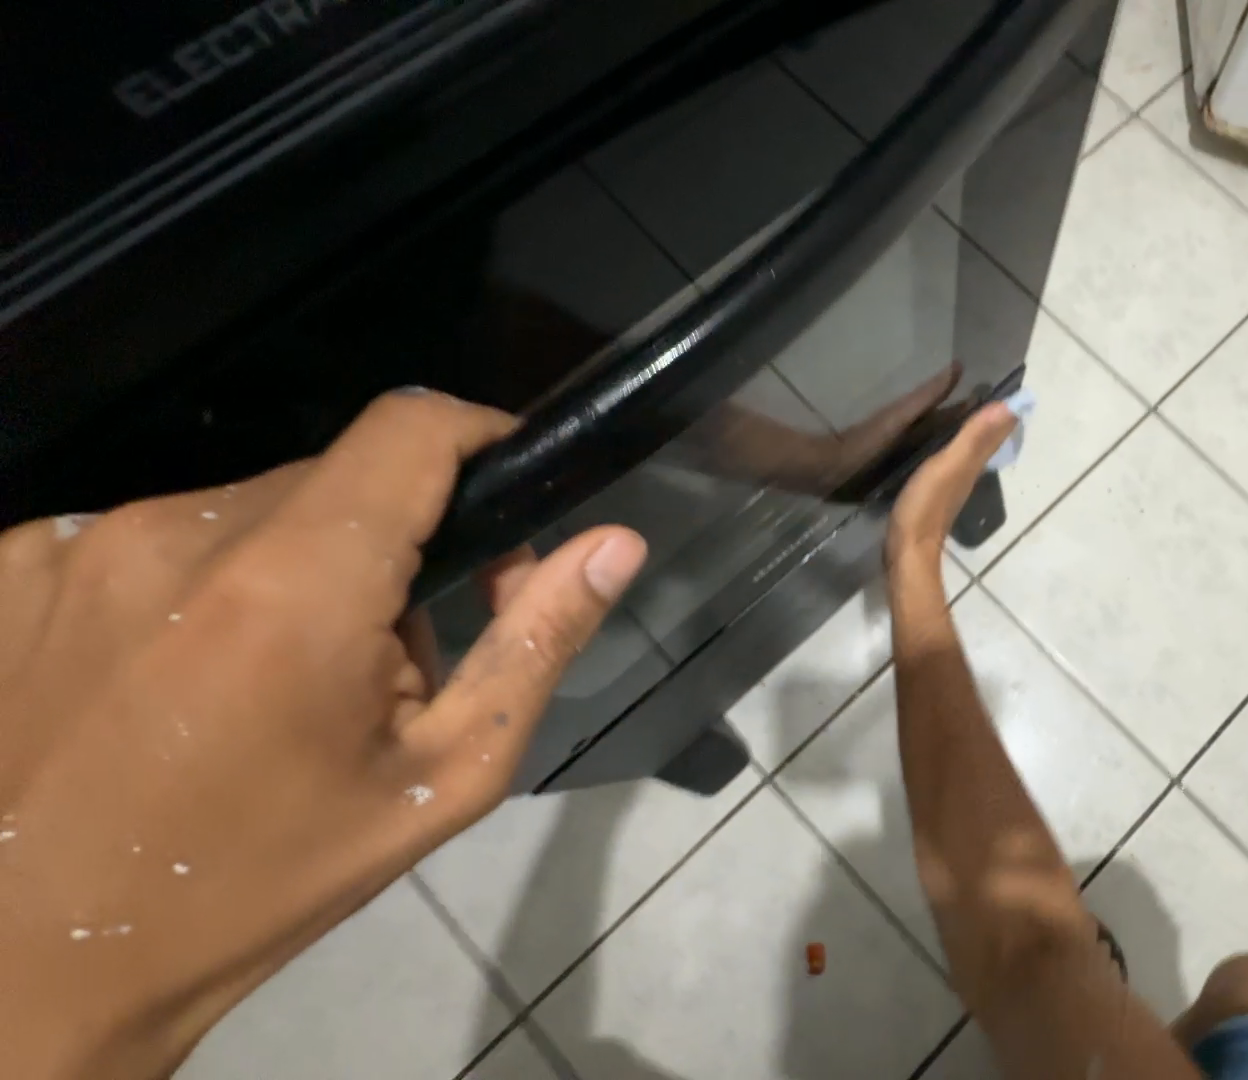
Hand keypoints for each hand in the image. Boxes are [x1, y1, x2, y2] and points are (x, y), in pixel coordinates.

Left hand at [0, 390, 646, 1078]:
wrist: (33, 969)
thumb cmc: (275, 874)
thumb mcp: (451, 772)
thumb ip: (540, 640)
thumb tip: (617, 544)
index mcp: (294, 587)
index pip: (411, 430)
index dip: (481, 435)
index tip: (511, 488)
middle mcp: (175, 537)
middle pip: (348, 475)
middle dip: (414, 530)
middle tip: (422, 640)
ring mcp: (72, 548)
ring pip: (265, 503)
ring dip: (321, 559)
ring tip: (309, 670)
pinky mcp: (14, 567)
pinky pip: (176, 533)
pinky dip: (226, 576)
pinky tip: (207, 669)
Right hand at [885, 402, 1016, 570]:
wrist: (907, 549)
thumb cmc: (926, 506)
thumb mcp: (948, 466)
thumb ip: (974, 438)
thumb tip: (1008, 407)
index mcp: (973, 464)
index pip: (997, 433)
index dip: (1006, 414)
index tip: (1013, 389)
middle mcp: (968, 473)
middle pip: (986, 443)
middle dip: (991, 420)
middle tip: (990, 393)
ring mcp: (952, 485)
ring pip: (970, 453)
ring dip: (974, 433)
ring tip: (968, 410)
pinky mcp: (935, 493)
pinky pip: (952, 463)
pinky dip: (954, 447)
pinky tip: (944, 442)